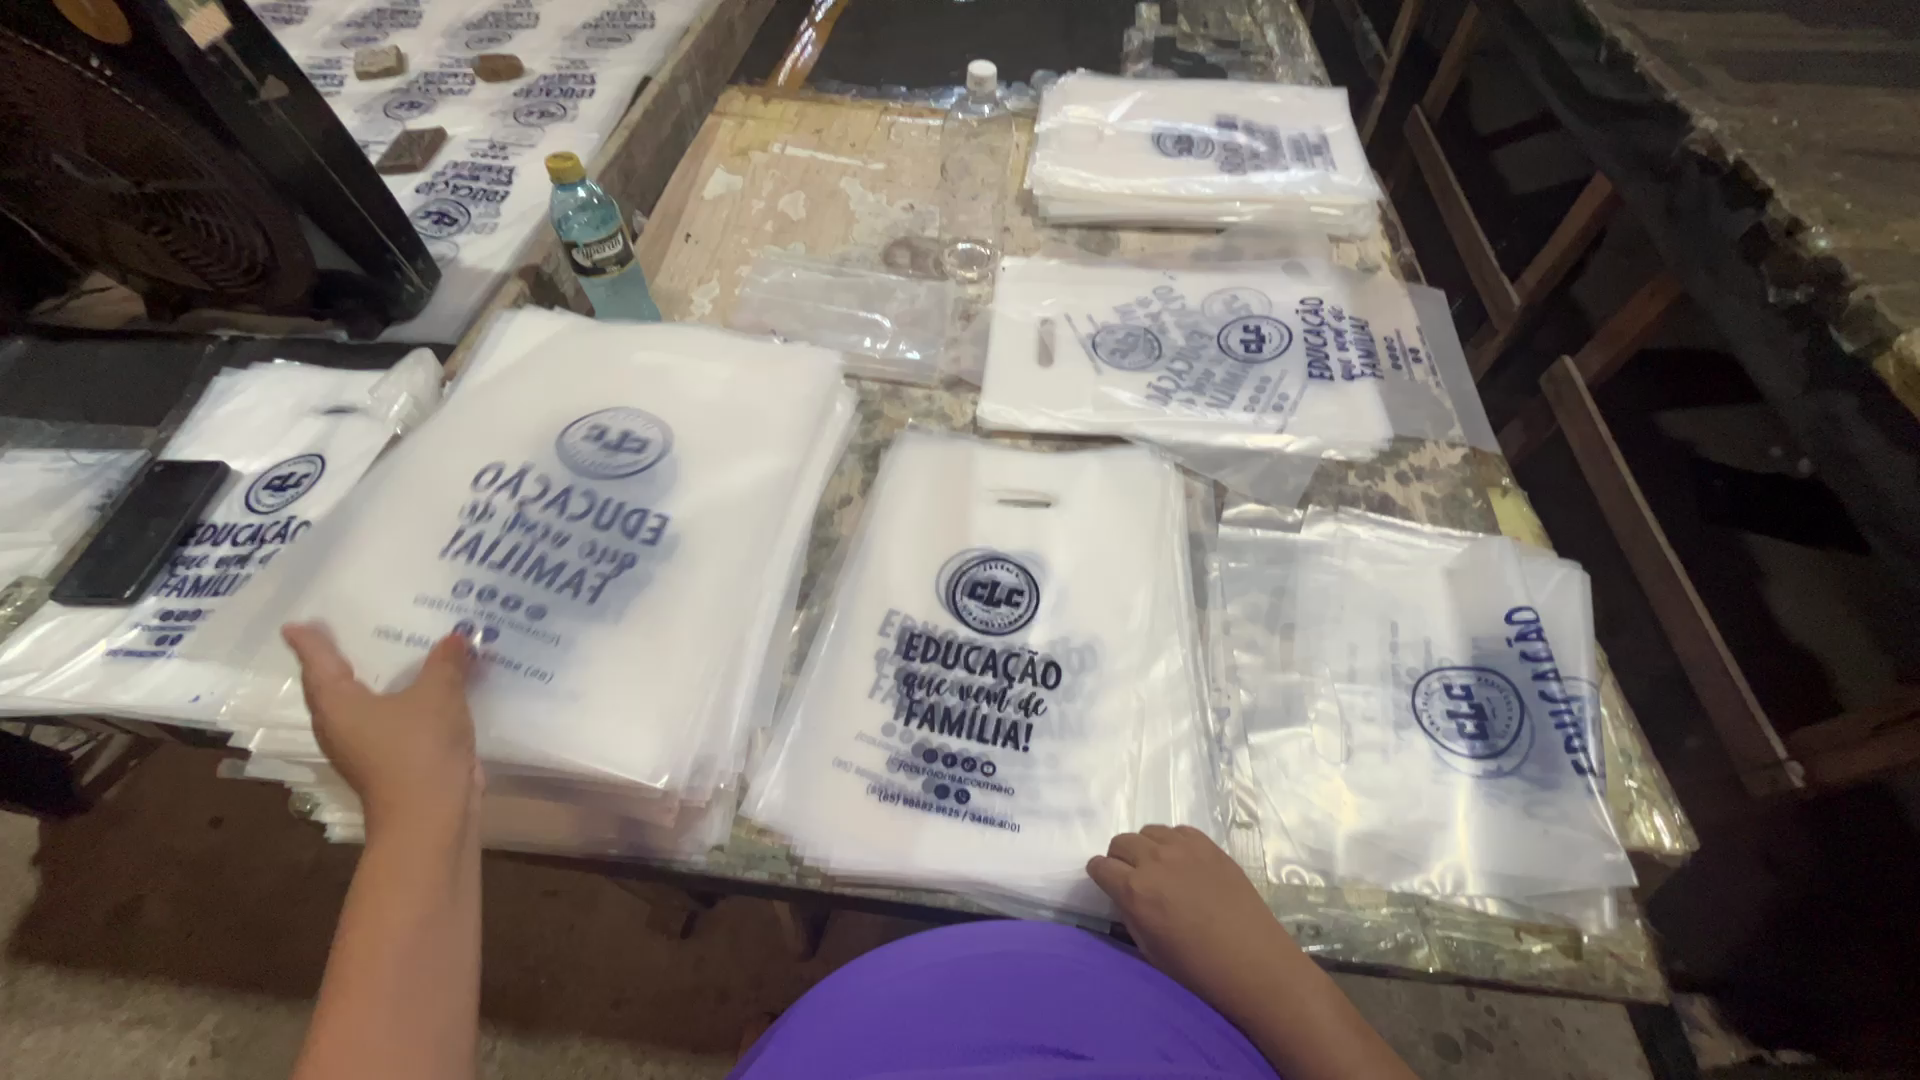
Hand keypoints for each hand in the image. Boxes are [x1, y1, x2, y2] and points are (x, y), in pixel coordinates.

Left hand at [281, 623, 481, 833]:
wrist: (431, 812)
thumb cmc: (418, 745)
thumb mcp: (438, 693)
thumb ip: (446, 662)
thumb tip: (456, 636)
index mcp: (339, 705)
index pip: (320, 665)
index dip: (311, 643)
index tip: (297, 625)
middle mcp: (342, 725)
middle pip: (334, 687)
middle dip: (337, 662)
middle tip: (342, 634)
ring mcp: (365, 747)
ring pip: (365, 705)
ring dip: (374, 683)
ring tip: (389, 659)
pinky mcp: (391, 760)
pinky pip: (392, 719)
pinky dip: (402, 701)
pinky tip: (424, 694)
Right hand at [1088, 826, 1301, 1027]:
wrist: (1254, 963)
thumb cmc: (1197, 968)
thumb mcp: (1148, 948)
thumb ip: (1128, 912)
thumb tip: (1122, 893)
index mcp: (1135, 890)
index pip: (1099, 866)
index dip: (1100, 875)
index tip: (1107, 883)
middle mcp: (1154, 860)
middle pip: (1120, 842)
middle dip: (1119, 859)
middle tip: (1133, 877)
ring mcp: (1183, 848)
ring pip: (1148, 831)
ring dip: (1146, 848)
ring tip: (1160, 868)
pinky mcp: (1208, 845)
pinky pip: (1178, 831)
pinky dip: (1173, 843)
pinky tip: (1184, 863)